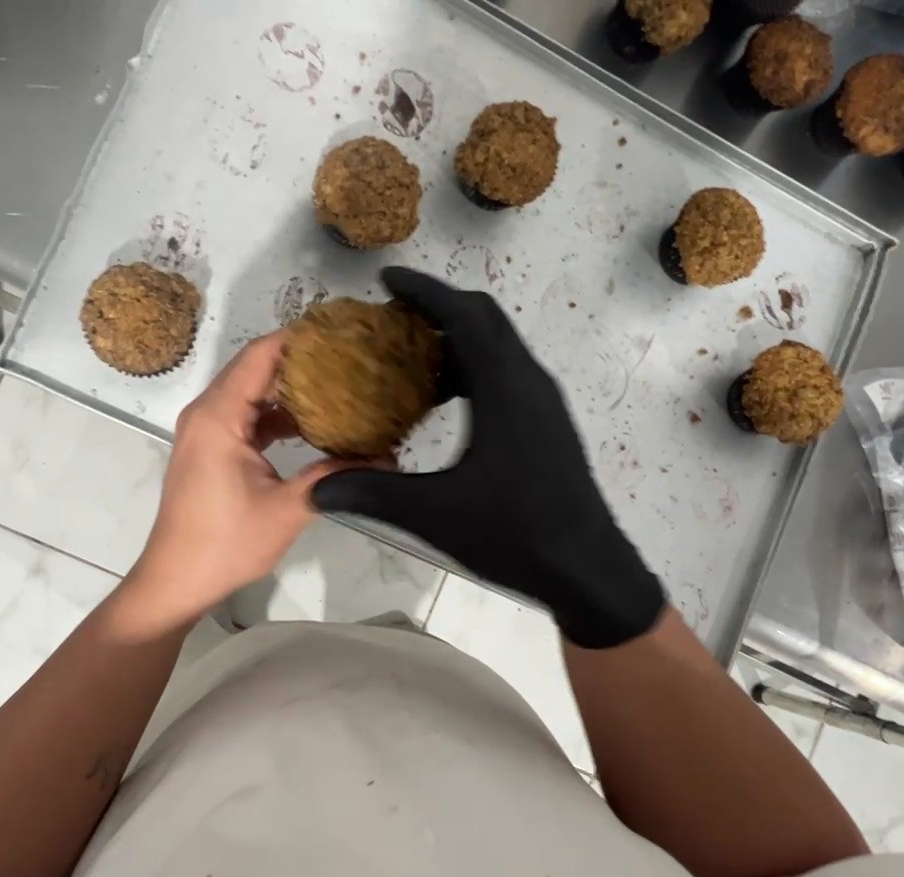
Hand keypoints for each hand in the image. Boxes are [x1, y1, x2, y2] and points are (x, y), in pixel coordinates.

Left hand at [124, 332, 347, 630]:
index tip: (341, 332)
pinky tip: (311, 426)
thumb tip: (384, 459)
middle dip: (301, 360)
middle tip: (349, 358)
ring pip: (251, 393)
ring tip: (339, 387)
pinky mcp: (208, 449)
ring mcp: (204, 431)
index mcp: (219, 415)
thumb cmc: (226, 543)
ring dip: (290, 390)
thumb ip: (335, 476)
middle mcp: (207, 412)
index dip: (300, 337)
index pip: (262, 354)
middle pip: (256, 368)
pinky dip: (275, 416)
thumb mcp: (288, 508)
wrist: (177, 578)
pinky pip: (244, 417)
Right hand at [311, 268, 665, 648]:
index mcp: (506, 389)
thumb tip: (317, 487)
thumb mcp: (435, 515)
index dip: (426, 292)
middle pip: (486, 321)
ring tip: (410, 357)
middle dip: (439, 309)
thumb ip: (374, 495)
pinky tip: (444, 403)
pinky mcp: (547, 423)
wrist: (586, 568)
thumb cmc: (515, 534)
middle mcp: (529, 382)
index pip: (466, 315)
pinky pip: (507, 374)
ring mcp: (543, 403)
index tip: (388, 280)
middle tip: (392, 319)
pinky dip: (473, 369)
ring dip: (458, 340)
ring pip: (499, 348)